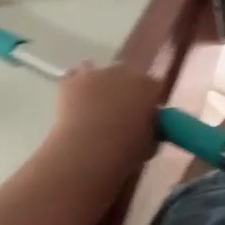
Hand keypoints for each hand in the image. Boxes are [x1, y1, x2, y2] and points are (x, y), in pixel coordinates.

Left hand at [48, 61, 163, 166]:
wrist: (87, 152)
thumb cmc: (125, 152)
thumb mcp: (151, 144)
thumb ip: (152, 127)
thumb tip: (148, 124)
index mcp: (148, 87)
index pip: (154, 87)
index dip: (149, 101)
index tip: (145, 116)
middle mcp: (124, 72)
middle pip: (127, 76)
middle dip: (125, 91)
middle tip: (119, 114)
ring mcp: (95, 73)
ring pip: (99, 74)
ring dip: (99, 86)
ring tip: (94, 108)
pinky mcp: (70, 81)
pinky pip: (74, 78)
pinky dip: (76, 88)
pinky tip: (75, 104)